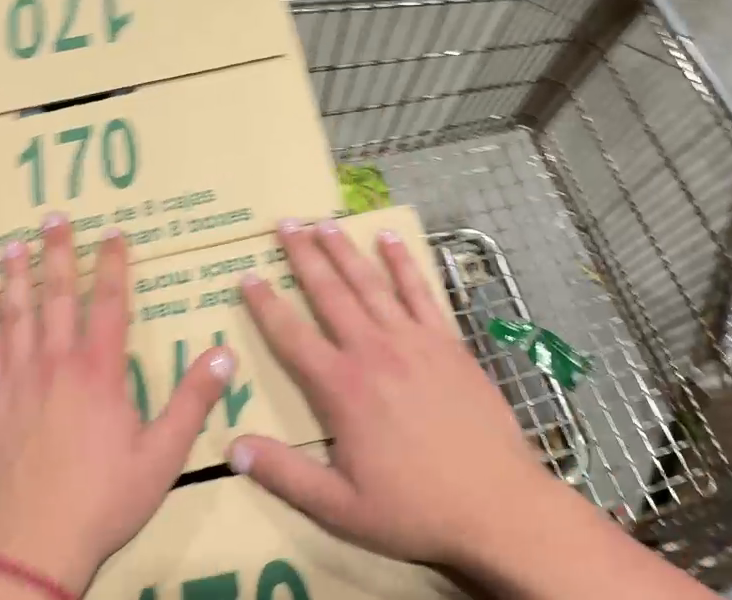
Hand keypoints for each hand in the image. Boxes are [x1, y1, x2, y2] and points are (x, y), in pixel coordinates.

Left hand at [0, 213, 233, 593]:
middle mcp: (56, 363)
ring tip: (11, 245)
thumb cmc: (102, 500)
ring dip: (15, 276)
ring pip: (15, 314)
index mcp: (99, 370)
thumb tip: (225, 353)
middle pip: (57, 294)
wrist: (30, 545)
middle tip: (53, 216)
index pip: (110, 301)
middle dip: (57, 252)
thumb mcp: (163, 455)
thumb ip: (193, 401)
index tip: (113, 232)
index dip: (113, 263)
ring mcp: (17, 381)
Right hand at [228, 221, 716, 599]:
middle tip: (283, 223)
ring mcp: (413, 341)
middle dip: (303, 255)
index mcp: (341, 388)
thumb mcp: (340, 507)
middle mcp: (373, 351)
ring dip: (344, 249)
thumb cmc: (415, 509)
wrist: (498, 505)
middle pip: (330, 293)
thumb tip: (234, 447)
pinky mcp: (447, 342)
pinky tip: (390, 238)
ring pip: (370, 283)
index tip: (246, 275)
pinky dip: (403, 262)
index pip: (291, 336)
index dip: (265, 304)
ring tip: (323, 221)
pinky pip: (420, 291)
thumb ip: (285, 475)